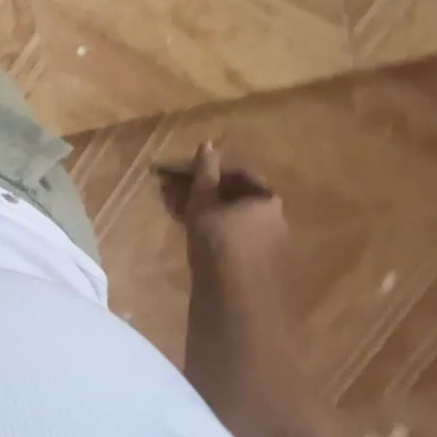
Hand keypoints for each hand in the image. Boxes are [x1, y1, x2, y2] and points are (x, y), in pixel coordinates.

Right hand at [156, 143, 286, 250]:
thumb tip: (207, 144)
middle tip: (167, 184)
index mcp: (267, 199)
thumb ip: (204, 172)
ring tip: (166, 200)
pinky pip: (225, 227)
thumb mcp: (204, 200)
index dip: (207, 166)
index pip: (238, 171)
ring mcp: (260, 236)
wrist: (231, 292)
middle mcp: (270, 215)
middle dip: (196, 185)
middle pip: (230, 192)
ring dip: (196, 202)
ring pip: (224, 211)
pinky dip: (204, 220)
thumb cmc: (218, 237)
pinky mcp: (248, 254)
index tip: (180, 169)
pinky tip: (179, 218)